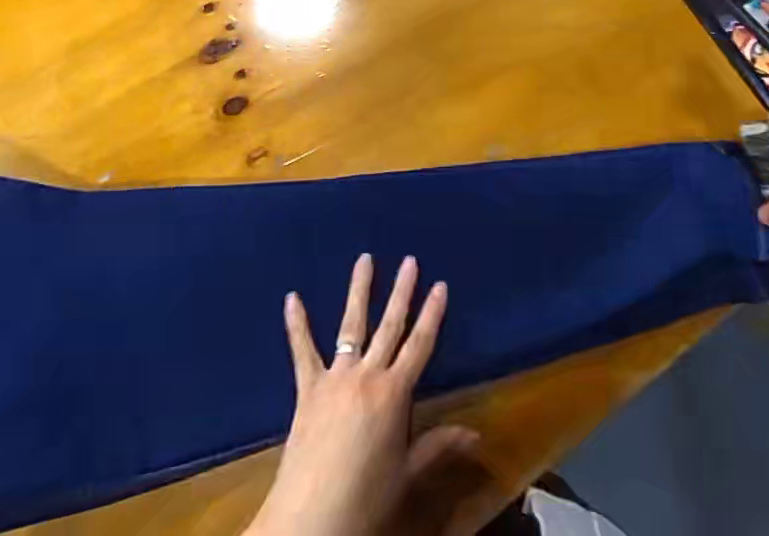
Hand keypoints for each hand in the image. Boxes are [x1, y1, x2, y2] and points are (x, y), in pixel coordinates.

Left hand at [244, 254, 478, 535]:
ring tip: (365, 260)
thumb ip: (439, 445)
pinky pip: (302, 352)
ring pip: (351, 326)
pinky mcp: (307, 389)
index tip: (440, 285)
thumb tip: (476, 434)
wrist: (312, 517)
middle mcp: (367, 376)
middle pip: (389, 326)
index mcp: (395, 393)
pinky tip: (292, 298)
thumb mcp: (407, 472)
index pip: (420, 345)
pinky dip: (297, 325)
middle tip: (409, 260)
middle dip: (401, 292)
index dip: (432, 314)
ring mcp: (335, 378)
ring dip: (359, 292)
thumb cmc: (367, 496)